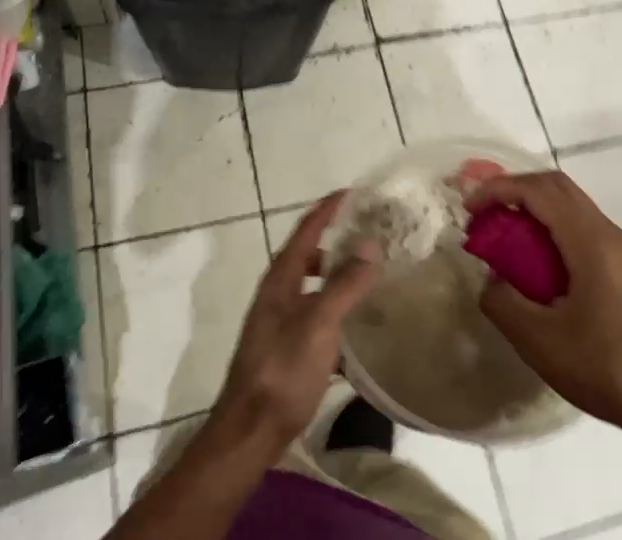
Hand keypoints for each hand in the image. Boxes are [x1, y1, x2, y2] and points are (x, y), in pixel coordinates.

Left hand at [210, 192, 383, 454]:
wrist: (251, 430)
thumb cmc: (283, 371)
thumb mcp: (318, 325)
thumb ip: (344, 285)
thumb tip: (370, 244)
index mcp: (279, 281)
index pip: (305, 231)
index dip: (327, 209)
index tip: (354, 192)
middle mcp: (276, 294)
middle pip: (306, 254)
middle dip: (334, 238)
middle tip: (370, 232)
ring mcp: (279, 322)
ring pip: (311, 286)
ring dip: (336, 274)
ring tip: (369, 273)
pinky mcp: (287, 348)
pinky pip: (317, 315)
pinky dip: (337, 309)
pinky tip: (358, 325)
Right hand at [462, 170, 621, 449]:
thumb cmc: (605, 369)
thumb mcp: (539, 341)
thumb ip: (502, 302)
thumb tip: (490, 278)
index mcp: (591, 243)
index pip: (539, 191)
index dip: (498, 189)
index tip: (467, 209)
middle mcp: (609, 236)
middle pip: (557, 188)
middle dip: (514, 191)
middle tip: (482, 216)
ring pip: (571, 208)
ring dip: (533, 211)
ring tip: (501, 238)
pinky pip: (581, 230)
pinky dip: (551, 230)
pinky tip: (534, 265)